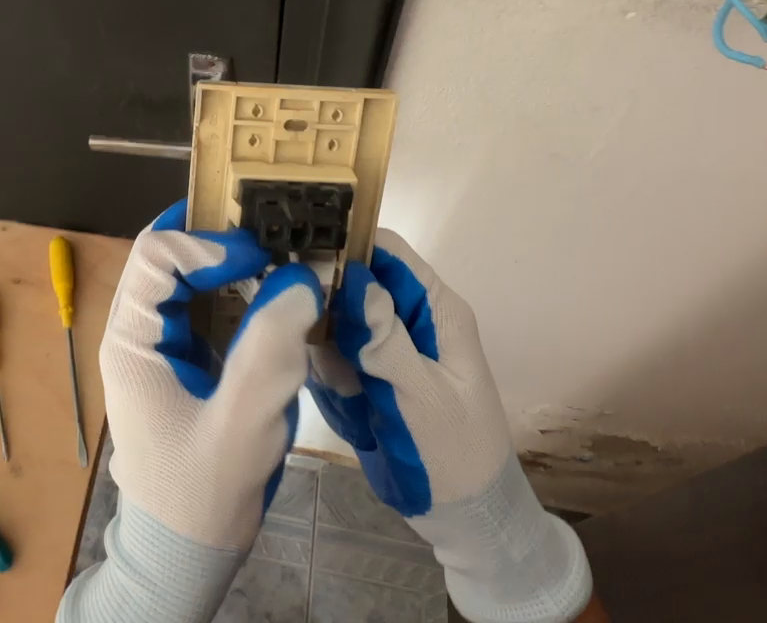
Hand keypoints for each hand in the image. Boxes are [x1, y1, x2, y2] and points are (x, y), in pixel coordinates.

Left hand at [59, 201, 323, 622]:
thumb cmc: (202, 493)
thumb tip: (299, 279)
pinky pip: (203, 302)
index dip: (207, 242)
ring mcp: (158, 341)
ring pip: (186, 273)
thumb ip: (269, 353)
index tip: (261, 257)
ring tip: (281, 258)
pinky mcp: (181, 355)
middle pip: (167, 254)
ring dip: (231, 260)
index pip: (156, 256)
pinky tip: (273, 295)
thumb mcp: (242, 427)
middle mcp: (138, 330)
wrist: (183, 548)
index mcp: (133, 341)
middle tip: (276, 240)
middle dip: (220, 238)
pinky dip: (238, 288)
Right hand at [306, 231, 592, 622]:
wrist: (464, 519)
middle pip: (351, 280)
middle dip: (328, 310)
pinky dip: (327, 373)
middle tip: (320, 349)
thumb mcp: (420, 395)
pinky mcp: (366, 370)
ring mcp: (384, 344)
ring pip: (333, 318)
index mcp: (434, 309)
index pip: (385, 251)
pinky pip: (331, 353)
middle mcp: (407, 316)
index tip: (302, 264)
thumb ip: (384, 337)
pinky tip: (340, 401)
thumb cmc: (453, 453)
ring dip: (326, 349)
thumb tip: (352, 276)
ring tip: (344, 389)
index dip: (345, 247)